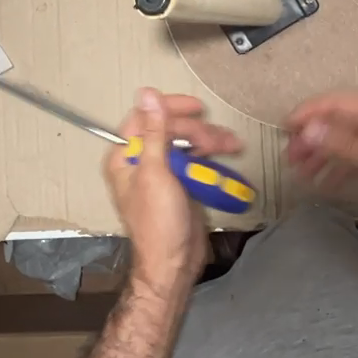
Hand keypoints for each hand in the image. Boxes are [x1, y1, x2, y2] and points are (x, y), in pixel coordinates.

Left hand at [103, 88, 243, 298]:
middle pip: (168, 130)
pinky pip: (195, 160)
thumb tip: (146, 92)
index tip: (197, 108)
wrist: (174, 264)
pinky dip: (211, 156)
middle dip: (195, 131)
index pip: (143, 118)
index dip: (170, 109)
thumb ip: (153, 132)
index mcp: (124, 157)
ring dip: (209, 141)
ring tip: (232, 144)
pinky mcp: (180, 184)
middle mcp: (139, 161)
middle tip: (217, 141)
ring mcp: (161, 173)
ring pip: (185, 143)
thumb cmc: (158, 222)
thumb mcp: (156, 173)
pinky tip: (229, 153)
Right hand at [284, 91, 357, 211]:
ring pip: (344, 140)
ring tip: (301, 172)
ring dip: (322, 154)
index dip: (308, 112)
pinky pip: (356, 156)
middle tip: (289, 157)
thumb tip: (307, 129)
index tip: (284, 128)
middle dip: (311, 137)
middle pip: (336, 121)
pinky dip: (339, 166)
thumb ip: (343, 143)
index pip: (334, 102)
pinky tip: (325, 183)